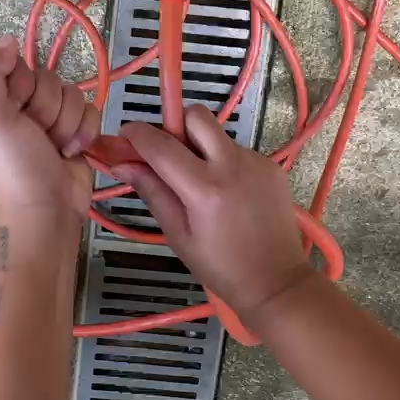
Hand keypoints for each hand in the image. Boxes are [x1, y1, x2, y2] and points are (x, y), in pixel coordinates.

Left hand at [0, 37, 97, 234]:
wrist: (46, 216)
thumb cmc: (11, 168)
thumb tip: (9, 40)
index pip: (14, 66)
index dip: (22, 85)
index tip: (17, 109)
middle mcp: (16, 109)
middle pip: (47, 78)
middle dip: (47, 108)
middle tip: (36, 135)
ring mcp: (47, 123)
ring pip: (71, 93)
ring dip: (67, 123)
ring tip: (54, 149)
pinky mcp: (74, 134)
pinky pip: (90, 111)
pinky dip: (84, 133)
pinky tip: (71, 153)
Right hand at [105, 105, 311, 316]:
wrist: (277, 282)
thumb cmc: (221, 267)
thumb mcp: (178, 234)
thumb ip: (152, 191)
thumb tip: (122, 164)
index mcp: (204, 188)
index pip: (162, 146)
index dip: (137, 134)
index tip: (125, 135)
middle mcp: (232, 165)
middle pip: (196, 116)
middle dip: (177, 125)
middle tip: (170, 153)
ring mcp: (256, 161)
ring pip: (218, 134)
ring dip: (202, 147)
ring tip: (203, 184)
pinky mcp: (271, 165)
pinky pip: (238, 150)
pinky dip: (225, 162)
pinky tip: (229, 193)